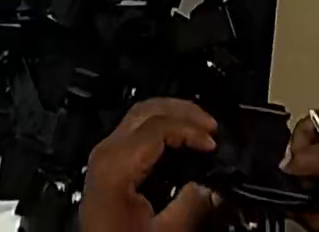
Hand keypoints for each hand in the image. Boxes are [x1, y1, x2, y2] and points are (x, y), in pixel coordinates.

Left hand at [80, 98, 219, 231]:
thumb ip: (190, 207)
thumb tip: (213, 187)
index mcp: (116, 162)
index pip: (157, 126)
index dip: (189, 128)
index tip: (213, 142)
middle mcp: (107, 150)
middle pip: (145, 111)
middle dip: (181, 111)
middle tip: (210, 123)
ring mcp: (105, 156)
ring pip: (139, 116)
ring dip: (170, 115)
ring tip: (199, 126)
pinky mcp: (108, 166)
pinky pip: (135, 132)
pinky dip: (160, 128)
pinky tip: (178, 140)